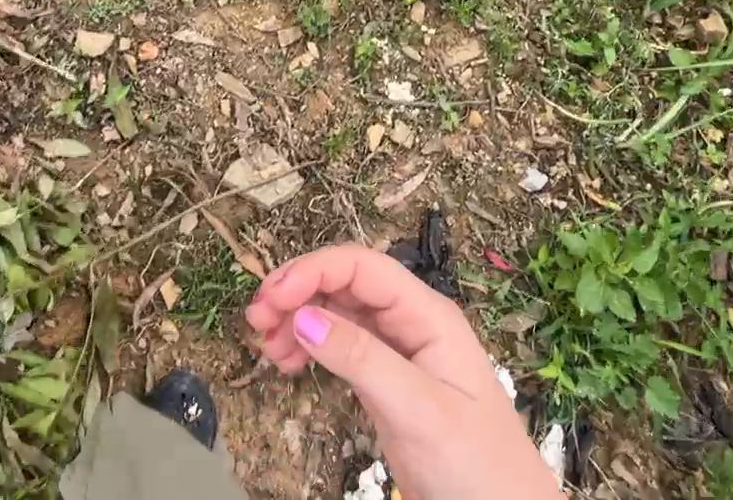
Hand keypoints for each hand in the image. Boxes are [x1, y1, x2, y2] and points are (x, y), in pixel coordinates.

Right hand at [244, 244, 558, 499]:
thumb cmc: (476, 466)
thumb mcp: (418, 410)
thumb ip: (361, 358)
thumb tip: (301, 316)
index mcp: (426, 314)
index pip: (361, 267)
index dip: (313, 270)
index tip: (273, 296)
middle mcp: (408, 321)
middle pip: (342, 283)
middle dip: (297, 292)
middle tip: (256, 319)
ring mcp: (394, 348)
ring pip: (334, 311)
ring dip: (296, 319)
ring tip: (268, 348)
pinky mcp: (382, 377)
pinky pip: (336, 343)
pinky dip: (307, 347)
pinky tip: (288, 364)